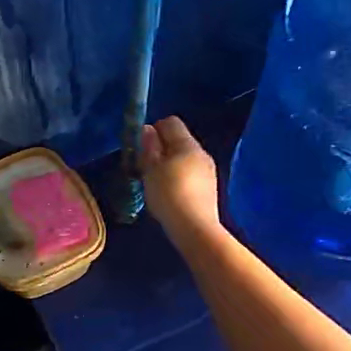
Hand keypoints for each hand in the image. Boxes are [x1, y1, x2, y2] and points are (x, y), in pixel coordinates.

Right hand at [140, 115, 221, 246]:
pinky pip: (190, 174)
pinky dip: (179, 179)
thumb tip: (147, 130)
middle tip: (145, 169)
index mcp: (187, 144)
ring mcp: (208, 170)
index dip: (153, 130)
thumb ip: (148, 147)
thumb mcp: (151, 170)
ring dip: (169, 165)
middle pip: (178, 141)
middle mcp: (201, 152)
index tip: (140, 149)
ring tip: (157, 185)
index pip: (170, 122)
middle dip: (160, 150)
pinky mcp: (209, 188)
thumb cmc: (168, 195)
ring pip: (184, 158)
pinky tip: (171, 196)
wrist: (194, 227)